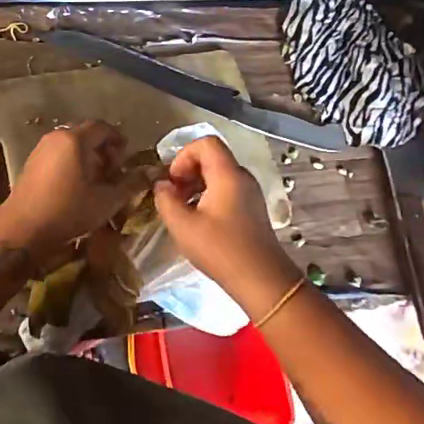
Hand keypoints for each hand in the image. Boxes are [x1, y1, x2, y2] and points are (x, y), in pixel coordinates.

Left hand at [0, 121, 129, 253]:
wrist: (23, 229)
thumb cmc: (68, 211)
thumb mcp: (107, 200)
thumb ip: (131, 184)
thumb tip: (151, 173)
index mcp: (75, 140)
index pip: (103, 127)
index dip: (119, 140)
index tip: (127, 158)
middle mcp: (56, 137)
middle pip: (87, 134)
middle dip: (104, 150)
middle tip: (114, 172)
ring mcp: (40, 149)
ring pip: (72, 145)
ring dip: (88, 158)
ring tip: (97, 182)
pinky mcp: (32, 163)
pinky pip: (58, 154)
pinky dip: (72, 163)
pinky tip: (77, 187)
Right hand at [152, 136, 303, 311]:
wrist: (262, 280)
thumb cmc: (221, 250)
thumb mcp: (183, 226)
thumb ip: (166, 200)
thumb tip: (161, 186)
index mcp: (228, 175)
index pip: (206, 143)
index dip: (183, 156)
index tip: (173, 181)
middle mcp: (242, 177)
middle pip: (212, 157)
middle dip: (187, 171)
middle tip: (173, 196)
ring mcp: (250, 192)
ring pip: (218, 174)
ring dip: (196, 184)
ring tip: (183, 210)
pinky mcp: (252, 208)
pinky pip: (226, 189)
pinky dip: (208, 195)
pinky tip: (199, 220)